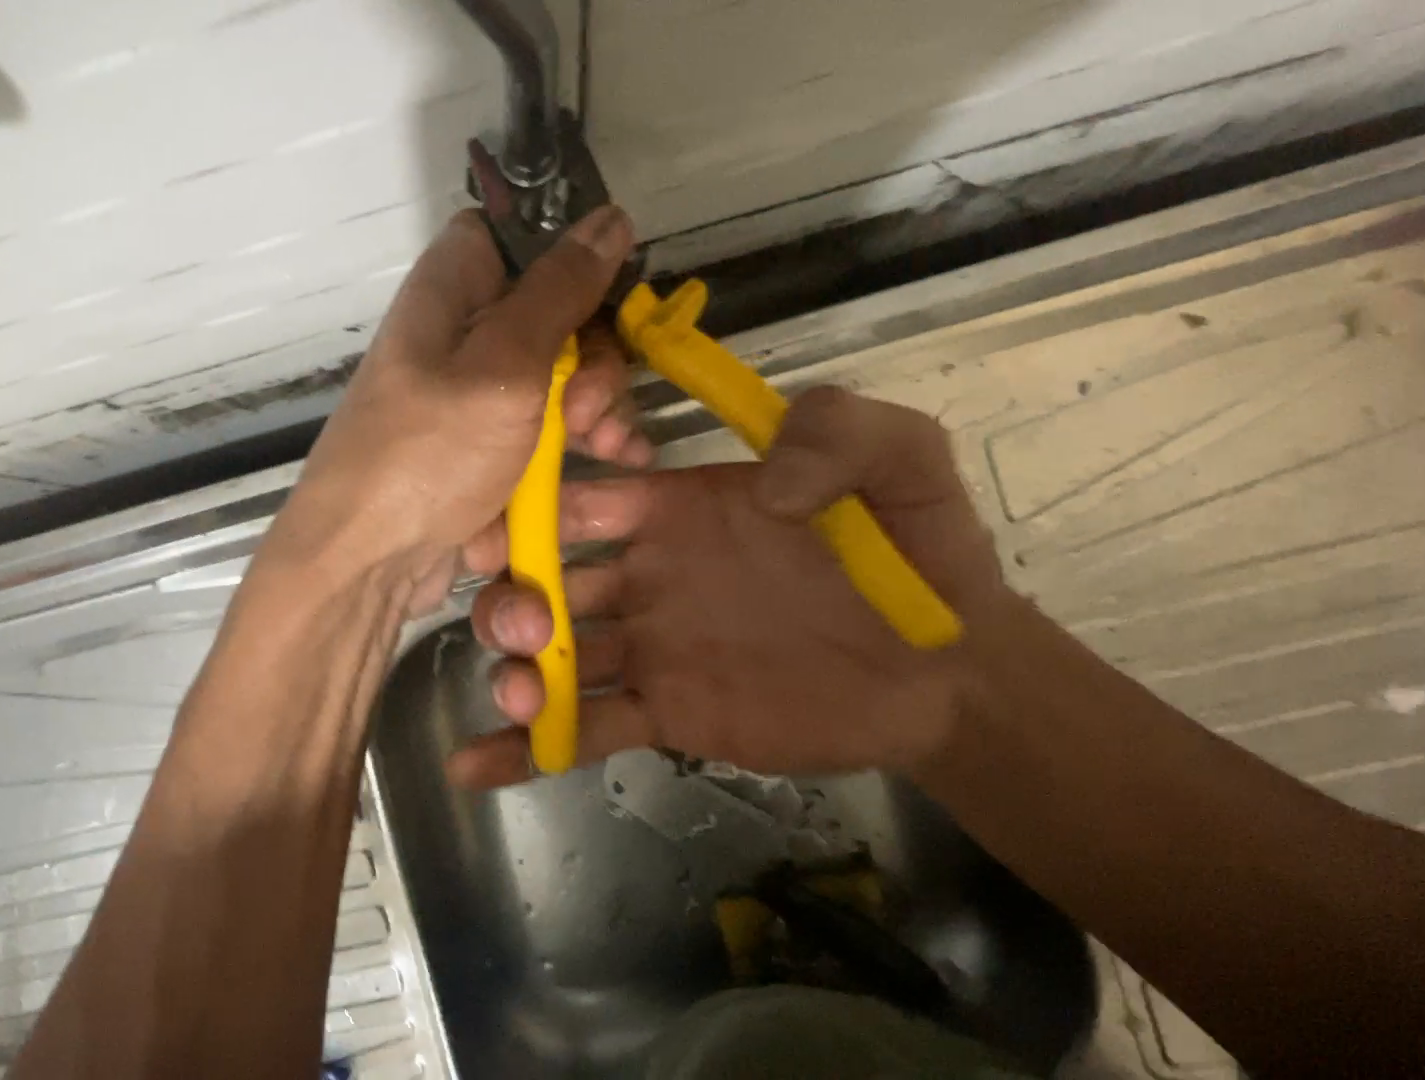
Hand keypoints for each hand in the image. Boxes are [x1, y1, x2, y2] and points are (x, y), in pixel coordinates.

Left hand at [259, 206, 646, 608]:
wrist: (367, 561)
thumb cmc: (427, 453)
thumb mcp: (503, 366)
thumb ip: (559, 292)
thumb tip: (609, 218)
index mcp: (451, 288)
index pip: (515, 233)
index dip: (567, 255)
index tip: (608, 293)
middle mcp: (461, 333)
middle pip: (553, 312)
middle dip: (593, 355)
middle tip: (588, 406)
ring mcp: (474, 395)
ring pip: (559, 374)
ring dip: (599, 406)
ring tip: (613, 448)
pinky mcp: (487, 446)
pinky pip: (547, 426)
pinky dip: (584, 441)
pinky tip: (622, 460)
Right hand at [452, 386, 1007, 787]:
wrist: (950, 668)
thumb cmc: (919, 554)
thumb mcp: (900, 458)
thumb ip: (836, 432)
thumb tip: (758, 491)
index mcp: (680, 508)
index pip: (581, 498)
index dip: (528, 511)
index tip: (491, 534)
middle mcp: (648, 575)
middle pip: (545, 580)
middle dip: (511, 597)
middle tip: (525, 624)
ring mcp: (652, 649)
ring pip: (552, 657)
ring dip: (513, 671)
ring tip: (521, 691)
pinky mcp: (668, 713)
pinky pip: (587, 728)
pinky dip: (528, 749)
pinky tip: (473, 765)